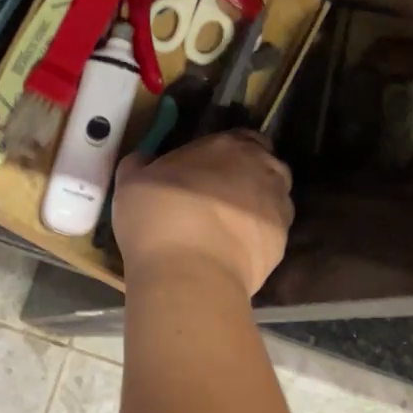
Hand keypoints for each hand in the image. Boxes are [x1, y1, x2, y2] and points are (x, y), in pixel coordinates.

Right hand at [113, 129, 293, 297]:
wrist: (188, 274)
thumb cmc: (157, 217)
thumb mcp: (131, 183)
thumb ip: (142, 164)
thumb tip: (145, 160)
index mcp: (227, 146)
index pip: (239, 138)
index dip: (222, 154)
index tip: (202, 170)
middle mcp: (263, 169)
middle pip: (260, 167)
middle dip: (241, 179)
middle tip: (210, 200)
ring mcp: (279, 207)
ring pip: (268, 201)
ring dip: (249, 209)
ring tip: (218, 232)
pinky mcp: (281, 244)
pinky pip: (265, 236)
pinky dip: (250, 241)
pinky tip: (225, 254)